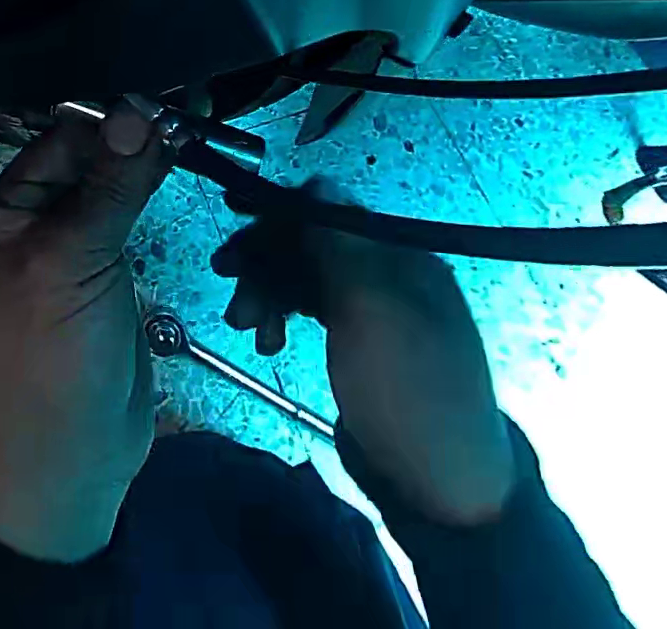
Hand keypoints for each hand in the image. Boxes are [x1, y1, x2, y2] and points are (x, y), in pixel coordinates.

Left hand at [0, 108, 171, 561]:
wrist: (67, 462)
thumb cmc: (50, 357)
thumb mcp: (73, 263)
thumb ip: (110, 186)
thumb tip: (136, 110)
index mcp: (7, 214)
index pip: (60, 142)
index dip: (109, 119)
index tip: (162, 103)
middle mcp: (38, 223)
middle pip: (89, 160)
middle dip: (133, 135)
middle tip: (189, 110)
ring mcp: (77, 248)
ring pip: (113, 186)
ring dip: (147, 159)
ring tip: (193, 128)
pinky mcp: (109, 271)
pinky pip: (130, 217)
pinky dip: (153, 190)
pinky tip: (180, 166)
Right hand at [212, 180, 515, 525]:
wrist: (439, 484)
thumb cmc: (408, 392)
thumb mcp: (375, 313)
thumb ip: (342, 247)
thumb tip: (316, 182)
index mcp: (400, 253)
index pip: (330, 206)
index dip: (282, 210)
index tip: (236, 219)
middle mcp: (384, 267)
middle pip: (311, 238)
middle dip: (266, 256)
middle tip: (226, 277)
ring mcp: (368, 300)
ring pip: (305, 271)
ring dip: (268, 289)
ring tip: (245, 325)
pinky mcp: (353, 331)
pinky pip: (309, 302)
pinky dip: (282, 312)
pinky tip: (268, 339)